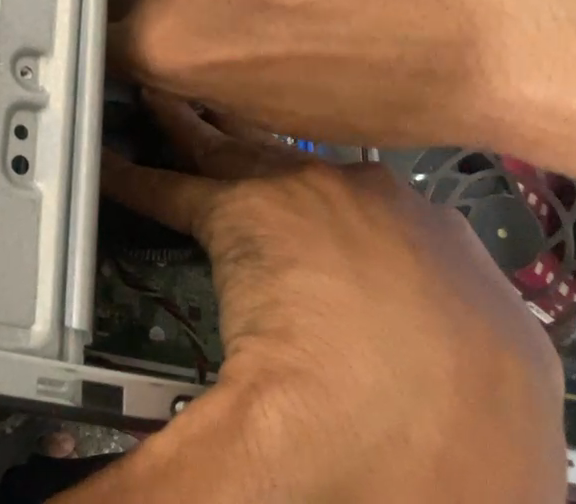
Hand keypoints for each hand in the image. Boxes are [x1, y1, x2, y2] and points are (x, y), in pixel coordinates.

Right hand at [61, 95, 564, 503]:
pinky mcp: (470, 266)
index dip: (130, 178)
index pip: (171, 186)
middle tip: (159, 107)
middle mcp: (344, 200)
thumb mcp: (232, 455)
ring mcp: (417, 225)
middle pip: (243, 156)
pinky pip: (383, 212)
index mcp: (271, 220)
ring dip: (263, 168)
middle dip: (192, 138)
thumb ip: (133, 471)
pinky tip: (327, 222)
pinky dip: (336, 208)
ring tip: (227, 152)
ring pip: (315, 176)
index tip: (105, 163)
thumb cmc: (370, 470)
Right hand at [107, 0, 535, 147]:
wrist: (475, 20)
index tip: (116, 52)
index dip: (102, 52)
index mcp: (162, 48)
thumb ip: (181, 75)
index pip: (92, 44)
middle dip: (112, 2)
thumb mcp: (257, 111)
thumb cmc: (376, 91)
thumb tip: (148, 55)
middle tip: (145, 12)